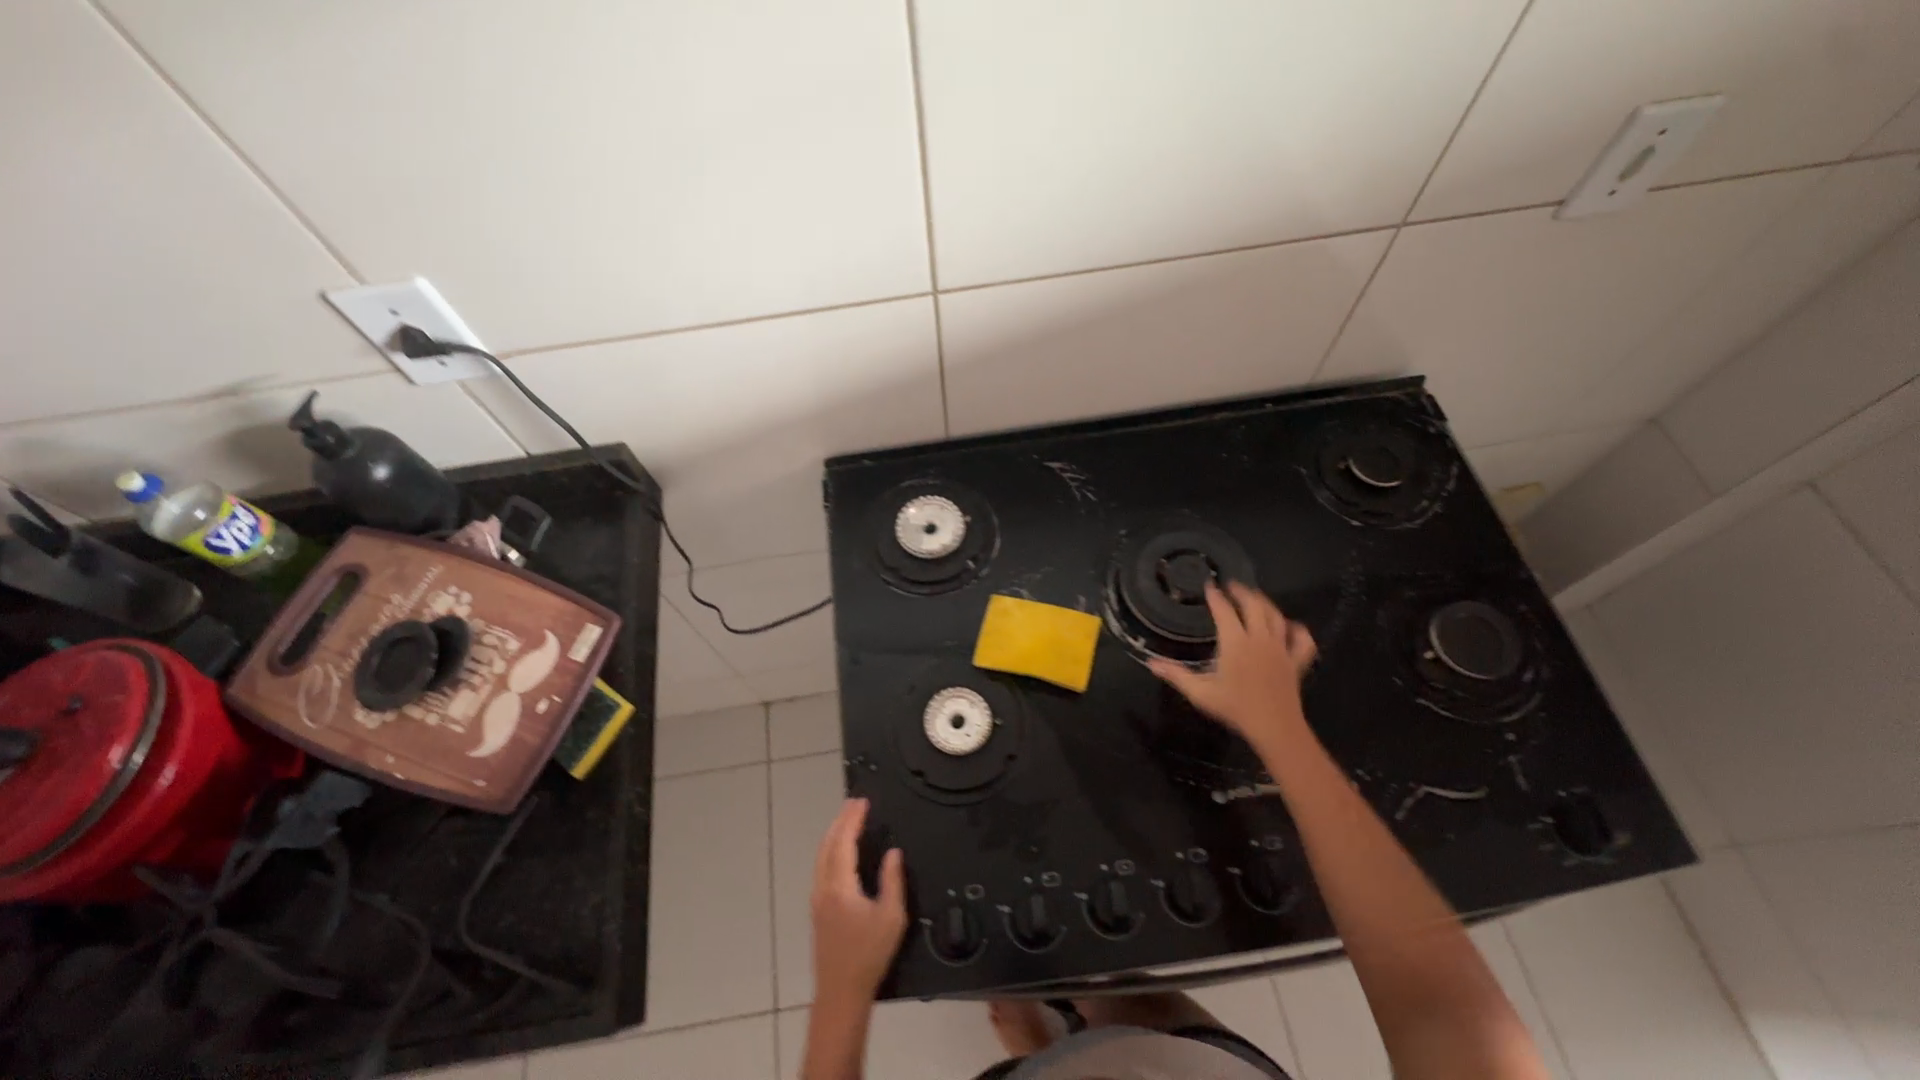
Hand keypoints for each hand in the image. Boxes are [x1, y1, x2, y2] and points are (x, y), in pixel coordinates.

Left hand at [811, 798, 907, 1003]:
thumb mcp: (891, 918)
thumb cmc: (869, 955)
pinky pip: (820, 868)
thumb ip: (892, 881)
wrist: (840, 991)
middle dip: (839, 822)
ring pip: (820, 857)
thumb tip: (893, 853)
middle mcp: (823, 888)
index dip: (852, 820)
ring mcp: (816, 899)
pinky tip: (838, 852)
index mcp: (840, 886)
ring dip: (833, 835)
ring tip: (846, 820)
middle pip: (827, 846)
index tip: (861, 802)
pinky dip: (829, 850)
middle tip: (853, 803)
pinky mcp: (817, 910)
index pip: (843, 843)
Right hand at [1149, 581, 1316, 751]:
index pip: (1224, 610)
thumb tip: (1151, 663)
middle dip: (1242, 592)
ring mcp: (1281, 648)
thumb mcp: (1200, 693)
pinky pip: (1302, 640)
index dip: (1215, 596)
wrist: (1273, 726)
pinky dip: (1297, 630)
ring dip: (1265, 603)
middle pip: (1254, 605)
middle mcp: (1259, 638)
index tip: (1209, 586)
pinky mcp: (1296, 661)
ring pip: (1277, 616)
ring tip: (1255, 598)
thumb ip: (1176, 675)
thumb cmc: (1235, 708)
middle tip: (1232, 586)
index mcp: (1235, 642)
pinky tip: (1290, 627)